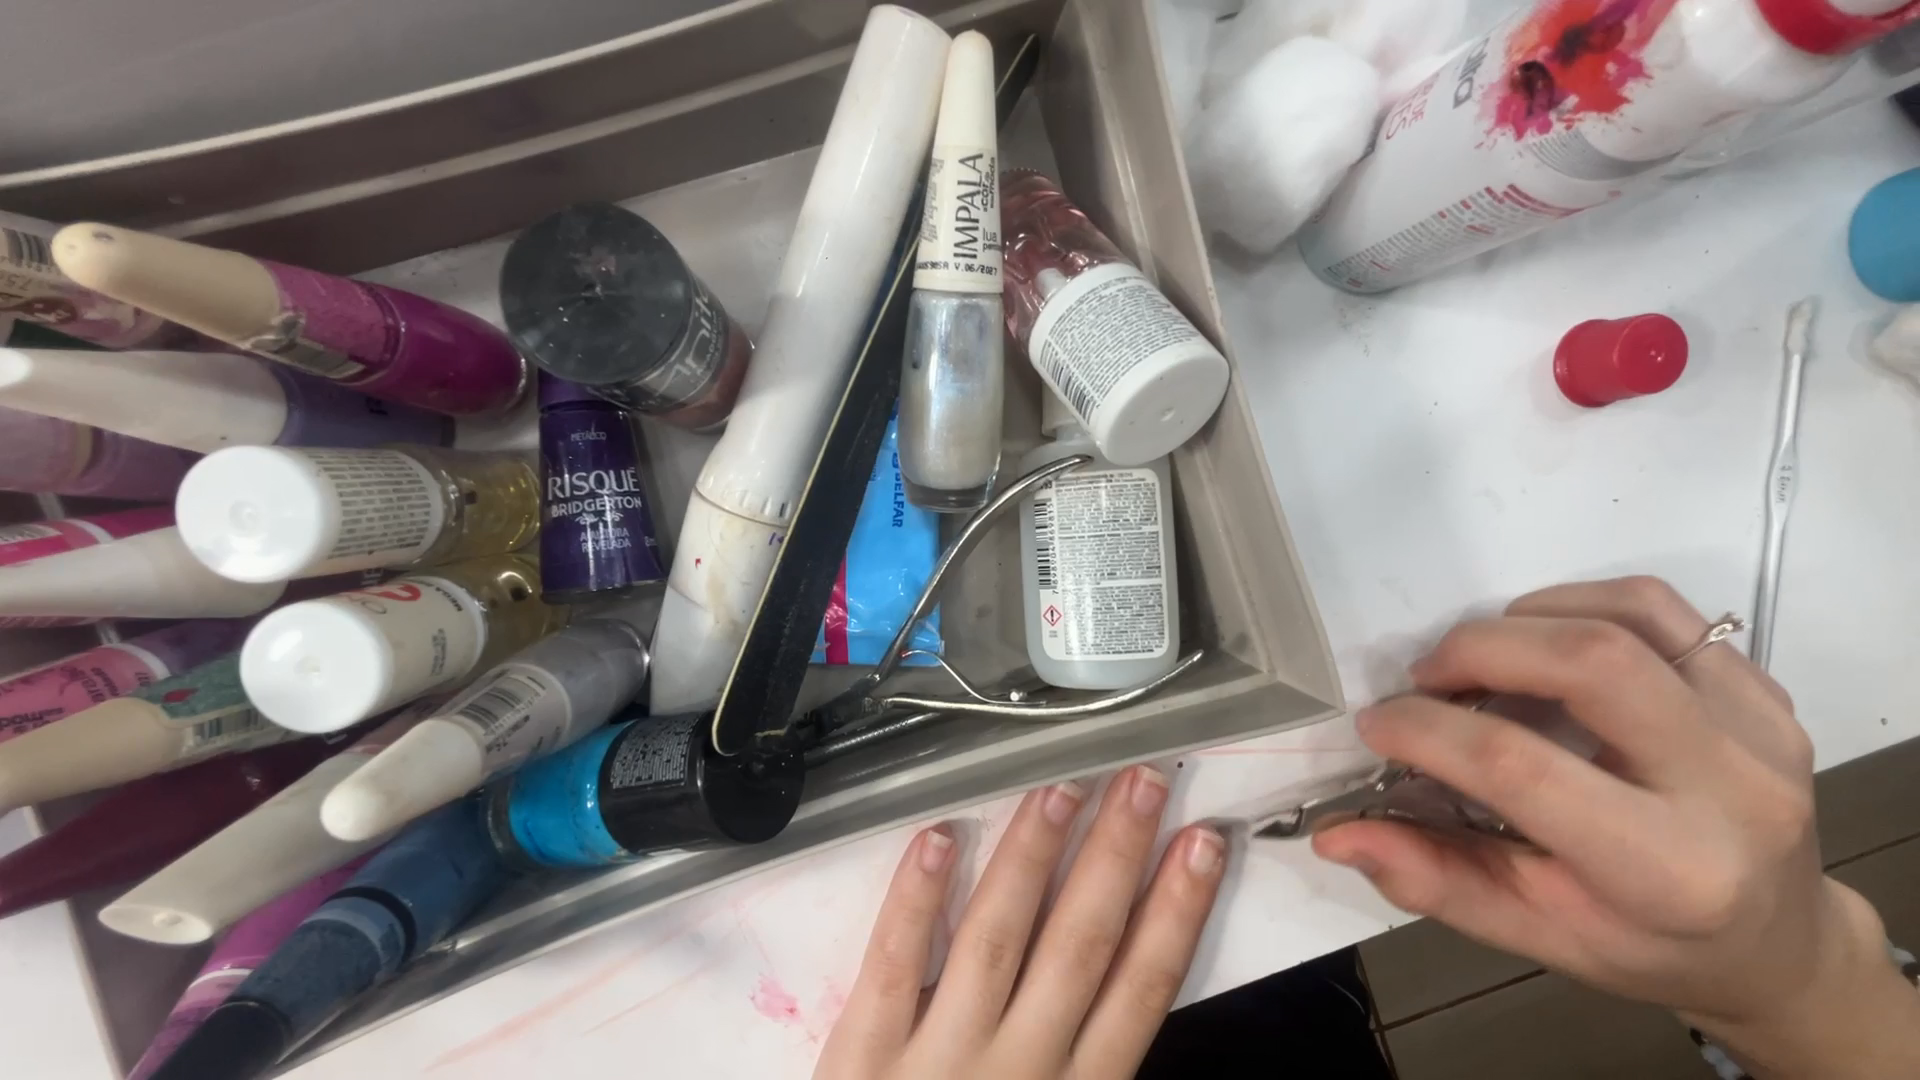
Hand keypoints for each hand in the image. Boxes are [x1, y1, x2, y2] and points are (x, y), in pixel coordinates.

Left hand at [815, 766, 1226, 1079]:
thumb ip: (1088, 1061)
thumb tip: (1135, 978)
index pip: (1140, 986)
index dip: (1177, 909)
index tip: (1202, 841)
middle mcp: (1021, 1066)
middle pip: (1080, 944)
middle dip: (1117, 857)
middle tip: (1142, 780)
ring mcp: (940, 1055)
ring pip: (998, 937)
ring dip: (1033, 858)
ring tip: (1060, 789)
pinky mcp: (865, 1053)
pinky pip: (894, 963)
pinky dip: (916, 900)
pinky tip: (940, 838)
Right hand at [1313, 577, 1919, 1078]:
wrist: (1774, 936)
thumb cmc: (1640, 941)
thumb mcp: (1530, 931)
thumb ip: (1430, 878)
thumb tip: (1334, 835)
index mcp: (1663, 869)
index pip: (1520, 767)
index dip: (1426, 731)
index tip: (1378, 725)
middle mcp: (1731, 789)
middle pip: (1590, 664)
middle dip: (1475, 650)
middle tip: (1427, 679)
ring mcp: (1759, 731)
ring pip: (1626, 618)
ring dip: (1521, 622)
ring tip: (1482, 662)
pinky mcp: (1763, 692)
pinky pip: (1660, 608)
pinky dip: (1575, 605)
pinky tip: (1541, 644)